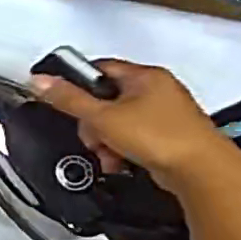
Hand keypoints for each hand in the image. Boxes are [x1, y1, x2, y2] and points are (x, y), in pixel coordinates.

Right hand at [29, 58, 239, 188]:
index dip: (75, 82)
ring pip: (114, 121)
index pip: (98, 68)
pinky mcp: (165, 135)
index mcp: (145, 76)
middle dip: (91, 122)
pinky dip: (119, 149)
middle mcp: (157, 90)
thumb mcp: (102, 116)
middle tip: (93, 132)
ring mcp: (163, 113)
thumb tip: (40, 81)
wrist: (199, 171)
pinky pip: (129, 137)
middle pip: (103, 99)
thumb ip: (68, 98)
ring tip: (109, 151)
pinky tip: (120, 160)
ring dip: (103, 139)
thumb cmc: (162, 138)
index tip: (62, 95)